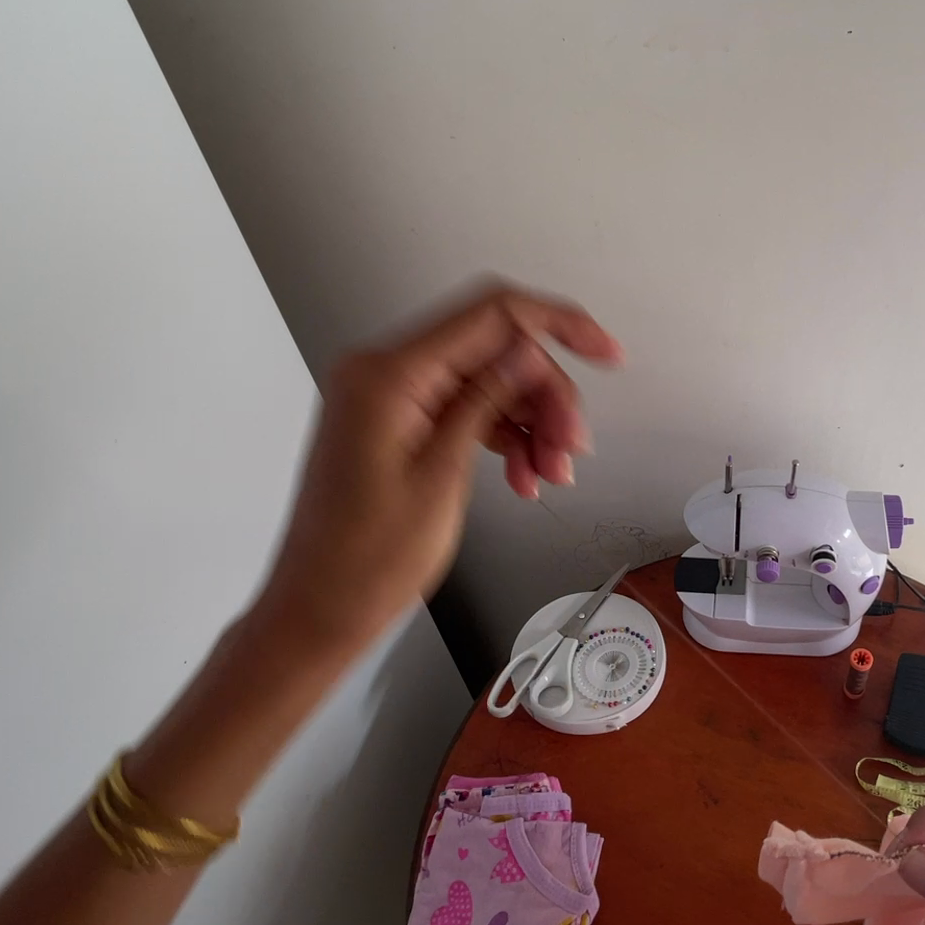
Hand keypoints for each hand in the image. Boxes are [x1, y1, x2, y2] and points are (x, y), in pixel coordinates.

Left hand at [249, 280, 622, 655]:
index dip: (558, 326)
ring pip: (489, 383)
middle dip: (546, 396)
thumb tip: (528, 353)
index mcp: (388, 376)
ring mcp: (391, 397)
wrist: (322, 607)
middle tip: (572, 444)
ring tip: (551, 470)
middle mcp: (384, 375)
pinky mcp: (400, 420)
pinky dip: (505, 436)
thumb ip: (486, 401)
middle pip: (496, 352)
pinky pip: (468, 409)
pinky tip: (526, 472)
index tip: (602, 349)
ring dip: (532, 422)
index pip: (492, 316)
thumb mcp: (443, 475)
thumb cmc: (364, 561)